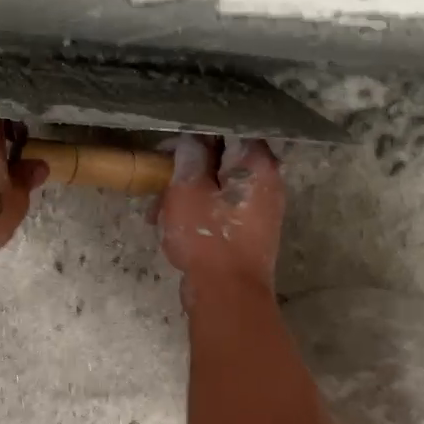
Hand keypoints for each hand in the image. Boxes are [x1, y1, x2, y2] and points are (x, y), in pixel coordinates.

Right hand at [155, 135, 283, 296]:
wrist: (227, 292)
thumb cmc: (206, 236)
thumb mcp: (187, 189)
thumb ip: (190, 157)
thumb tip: (192, 139)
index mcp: (257, 165)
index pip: (229, 131)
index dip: (196, 133)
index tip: (168, 145)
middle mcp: (266, 183)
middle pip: (223, 161)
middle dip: (187, 169)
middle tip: (158, 181)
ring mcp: (260, 209)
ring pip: (218, 187)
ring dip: (186, 193)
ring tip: (157, 211)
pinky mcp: (249, 231)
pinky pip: (220, 209)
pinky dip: (197, 211)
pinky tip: (171, 225)